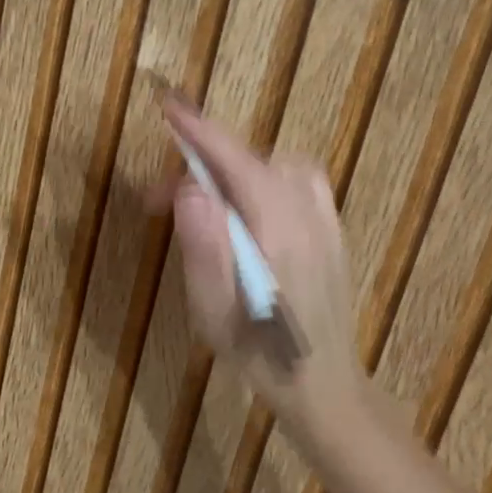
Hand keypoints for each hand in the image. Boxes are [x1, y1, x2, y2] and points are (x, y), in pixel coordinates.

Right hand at [158, 97, 360, 414]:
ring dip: (236, 168)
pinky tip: (245, 210)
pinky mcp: (331, 236)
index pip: (236, 162)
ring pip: (281, 167)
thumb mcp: (214, 307)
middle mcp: (307, 217)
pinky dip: (264, 178)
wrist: (322, 387)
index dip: (199, 130)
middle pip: (255, 160)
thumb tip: (188, 190)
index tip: (167, 105)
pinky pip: (299, 184)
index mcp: (277, 231)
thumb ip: (204, 246)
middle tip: (160, 200)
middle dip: (204, 160)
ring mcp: (326, 225)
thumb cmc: (258, 352)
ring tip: (202, 200)